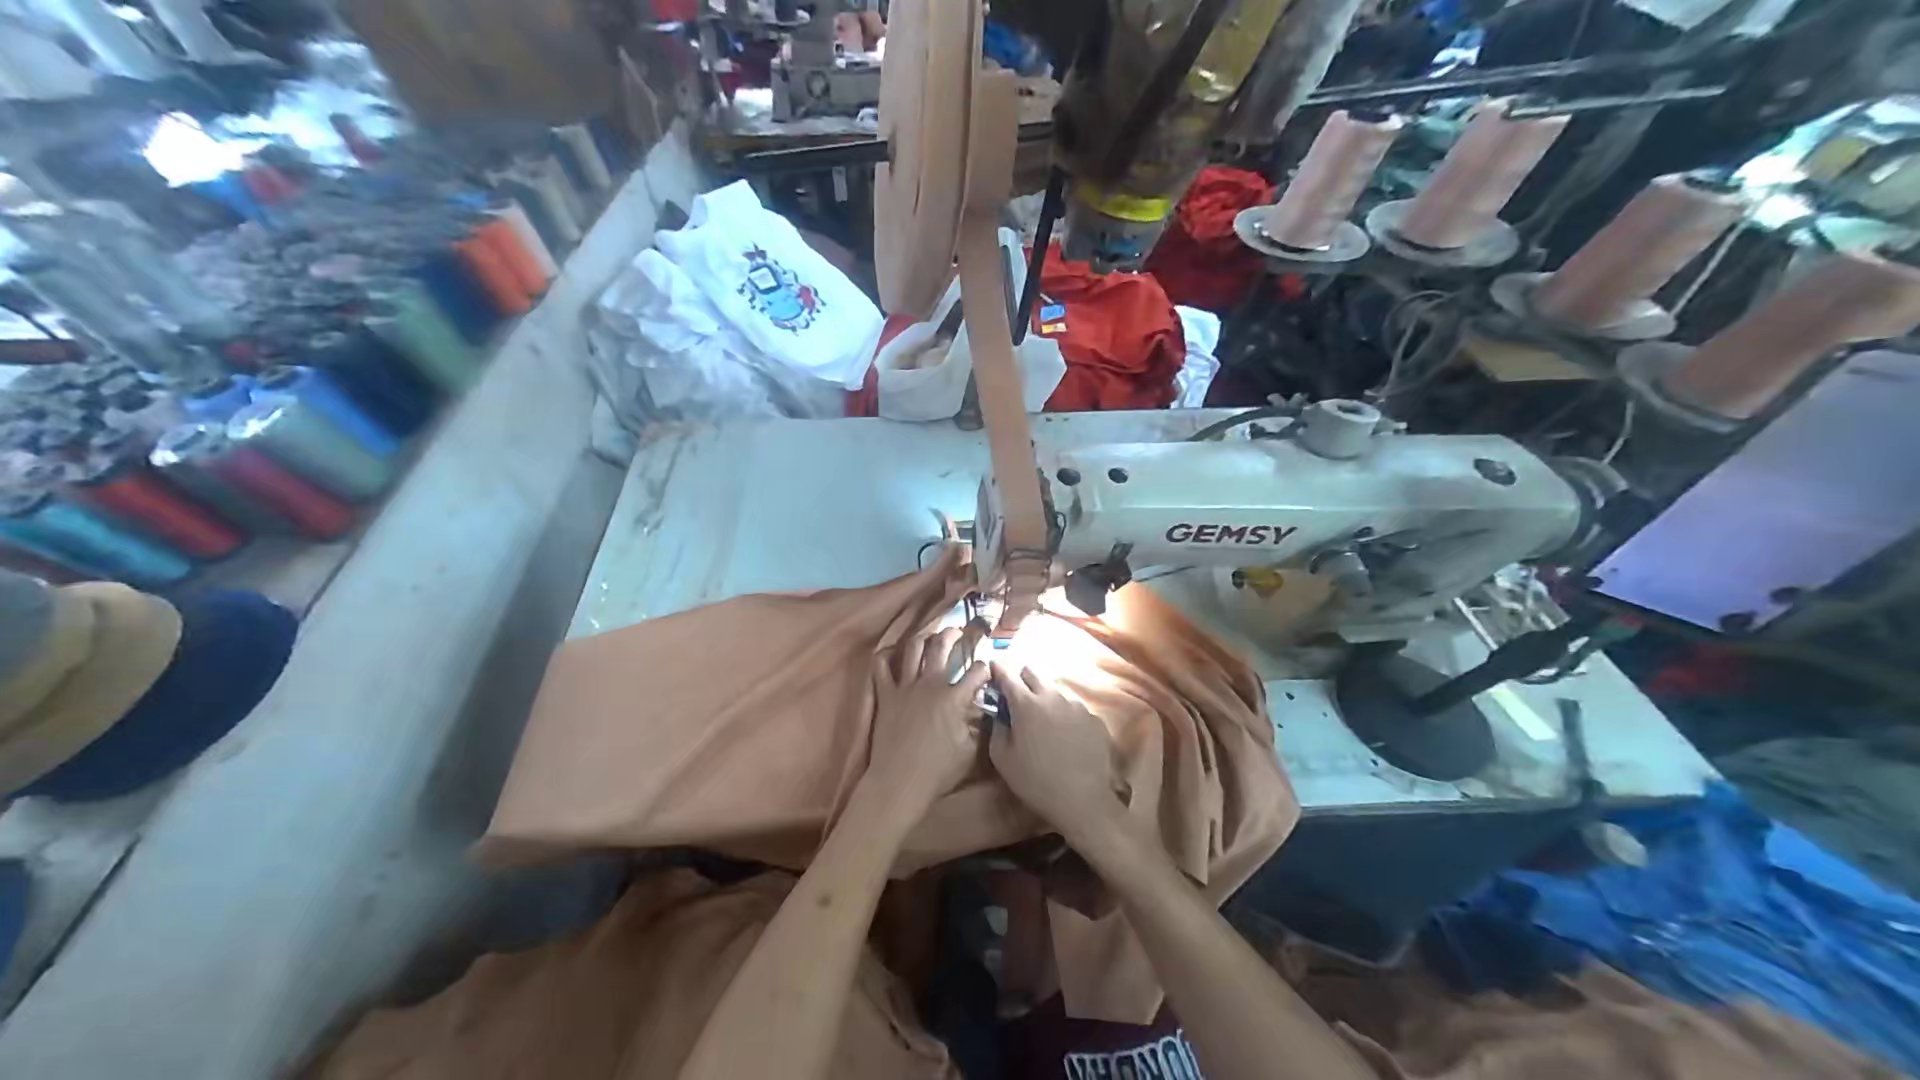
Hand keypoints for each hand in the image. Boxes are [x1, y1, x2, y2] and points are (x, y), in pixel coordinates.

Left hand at [866, 627, 991, 807]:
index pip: (977, 671)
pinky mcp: (885, 694)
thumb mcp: (972, 751)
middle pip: (942, 646)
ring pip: (913, 648)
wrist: (900, 780)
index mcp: (955, 697)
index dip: (985, 667)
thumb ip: (982, 727)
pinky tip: (892, 652)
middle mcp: (931, 684)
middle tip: (958, 631)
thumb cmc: (939, 771)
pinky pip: (881, 666)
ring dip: (924, 636)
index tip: (988, 667)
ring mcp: (905, 686)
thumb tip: (989, 712)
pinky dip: (886, 655)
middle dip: (953, 634)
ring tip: (930, 633)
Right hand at [988, 663, 1124, 843]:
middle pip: (1034, 675)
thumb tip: (1000, 713)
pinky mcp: (1094, 720)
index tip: (993, 665)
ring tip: (1043, 719)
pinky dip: (1065, 716)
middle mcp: (1052, 697)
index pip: (1007, 676)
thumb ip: (997, 728)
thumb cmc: (1035, 781)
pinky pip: (1074, 710)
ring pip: (1056, 692)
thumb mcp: (1002, 758)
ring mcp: (1077, 707)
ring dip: (1045, 698)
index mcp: (1026, 704)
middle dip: (1022, 679)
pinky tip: (1065, 736)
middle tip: (1017, 693)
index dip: (998, 669)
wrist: (1082, 800)